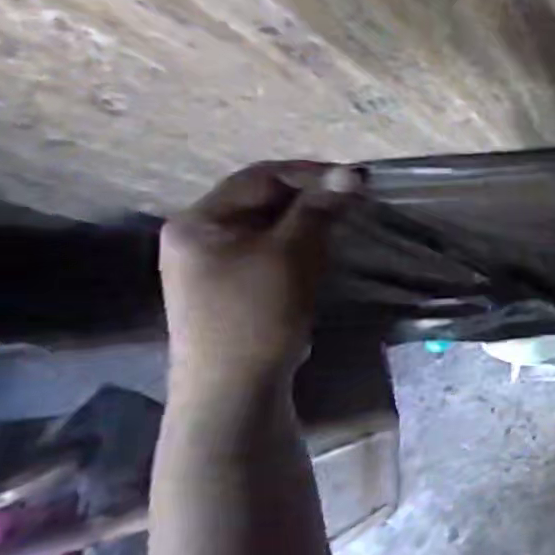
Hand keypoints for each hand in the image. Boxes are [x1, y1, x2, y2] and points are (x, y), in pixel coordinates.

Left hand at [160, 162, 361, 390]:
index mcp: (199, 221)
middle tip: (356, 203)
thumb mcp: (293, 253)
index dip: (311, 173)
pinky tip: (322, 254)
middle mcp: (197, 235)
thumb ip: (319, 209)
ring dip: (308, 221)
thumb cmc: (258, 310)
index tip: (357, 181)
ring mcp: (210, 261)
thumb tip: (351, 173)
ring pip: (268, 225)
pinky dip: (298, 243)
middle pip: (262, 199)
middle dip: (311, 197)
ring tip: (346, 226)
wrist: (234, 382)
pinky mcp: (230, 283)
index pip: (260, 177)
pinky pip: (268, 248)